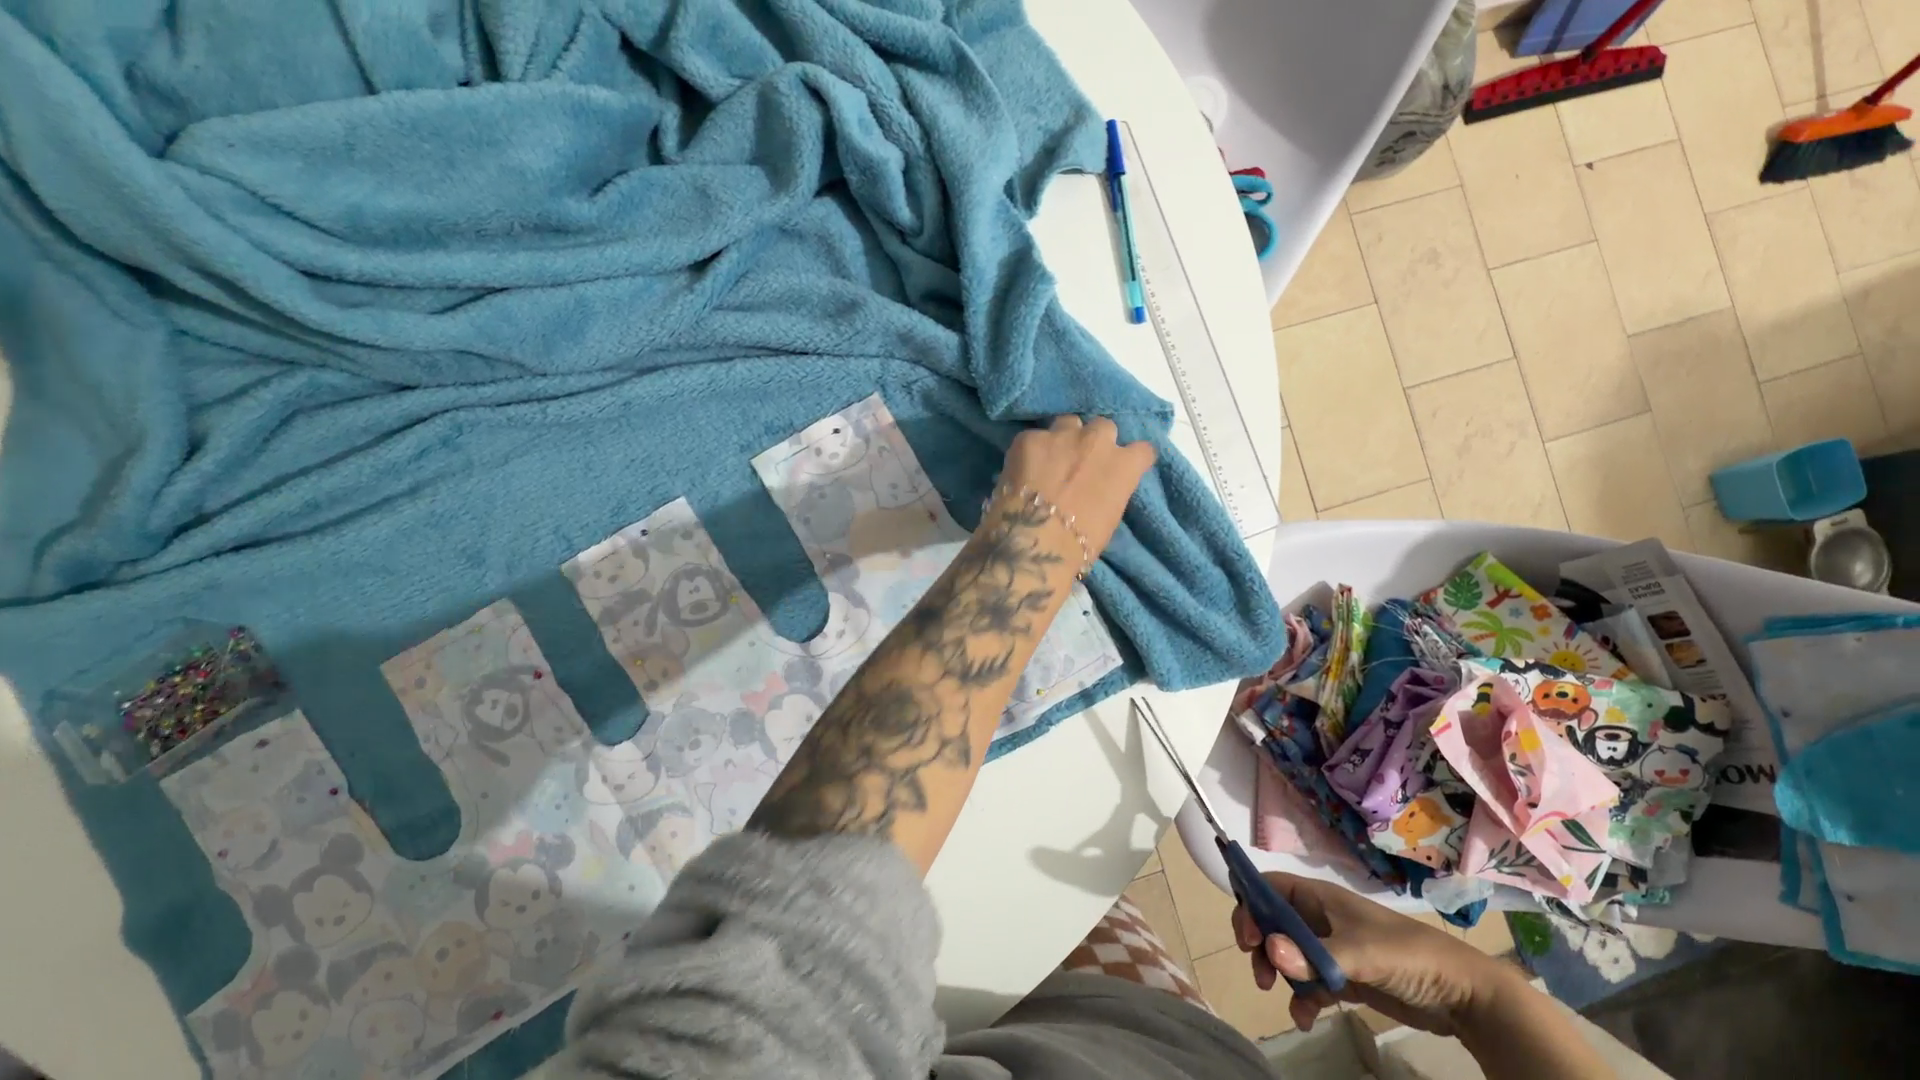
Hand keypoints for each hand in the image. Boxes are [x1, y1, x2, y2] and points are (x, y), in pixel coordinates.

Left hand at [996, 416, 1155, 559]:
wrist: (1034, 539)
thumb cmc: (1079, 543)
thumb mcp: (1110, 518)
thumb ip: (1111, 491)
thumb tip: (1100, 488)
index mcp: (1123, 466)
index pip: (1142, 450)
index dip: (1132, 459)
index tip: (1124, 468)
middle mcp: (1096, 441)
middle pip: (1103, 427)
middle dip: (1096, 441)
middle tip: (1083, 461)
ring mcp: (1061, 435)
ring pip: (1068, 423)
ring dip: (1064, 437)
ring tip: (1051, 458)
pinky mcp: (1028, 438)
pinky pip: (1033, 438)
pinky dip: (1030, 452)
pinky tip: (1022, 470)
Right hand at [1232, 872, 1516, 1035]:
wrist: (1461, 993)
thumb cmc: (1409, 955)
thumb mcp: (1360, 954)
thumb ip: (1314, 955)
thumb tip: (1270, 950)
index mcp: (1320, 898)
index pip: (1270, 887)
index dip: (1250, 904)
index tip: (1248, 936)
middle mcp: (1320, 919)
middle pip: (1272, 922)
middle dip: (1260, 945)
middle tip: (1260, 971)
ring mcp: (1331, 949)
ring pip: (1287, 955)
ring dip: (1278, 974)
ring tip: (1279, 994)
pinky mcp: (1343, 978)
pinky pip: (1308, 984)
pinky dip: (1301, 1000)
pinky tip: (1305, 1018)